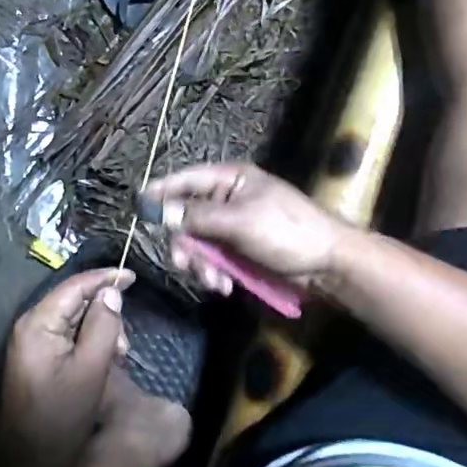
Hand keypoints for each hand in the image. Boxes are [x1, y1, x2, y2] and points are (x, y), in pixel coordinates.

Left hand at [0, 268, 131, 466]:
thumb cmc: (61, 418)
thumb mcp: (90, 370)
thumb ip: (104, 326)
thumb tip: (112, 292)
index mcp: (38, 324)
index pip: (74, 286)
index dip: (105, 278)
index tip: (133, 276)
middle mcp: (30, 326)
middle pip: (74, 300)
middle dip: (104, 312)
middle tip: (124, 343)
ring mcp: (31, 343)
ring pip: (74, 319)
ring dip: (99, 330)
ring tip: (116, 356)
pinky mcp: (37, 359)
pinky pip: (68, 336)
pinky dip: (88, 342)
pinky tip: (103, 361)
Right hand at [143, 163, 356, 293]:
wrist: (328, 264)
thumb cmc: (285, 230)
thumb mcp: (239, 221)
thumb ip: (197, 217)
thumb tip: (160, 211)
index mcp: (231, 180)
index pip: (187, 179)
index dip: (162, 191)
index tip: (138, 203)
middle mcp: (229, 200)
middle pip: (188, 218)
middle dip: (186, 245)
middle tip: (184, 264)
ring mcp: (234, 227)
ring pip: (199, 244)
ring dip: (202, 265)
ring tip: (215, 282)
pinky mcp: (240, 251)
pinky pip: (214, 260)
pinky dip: (215, 274)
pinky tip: (226, 287)